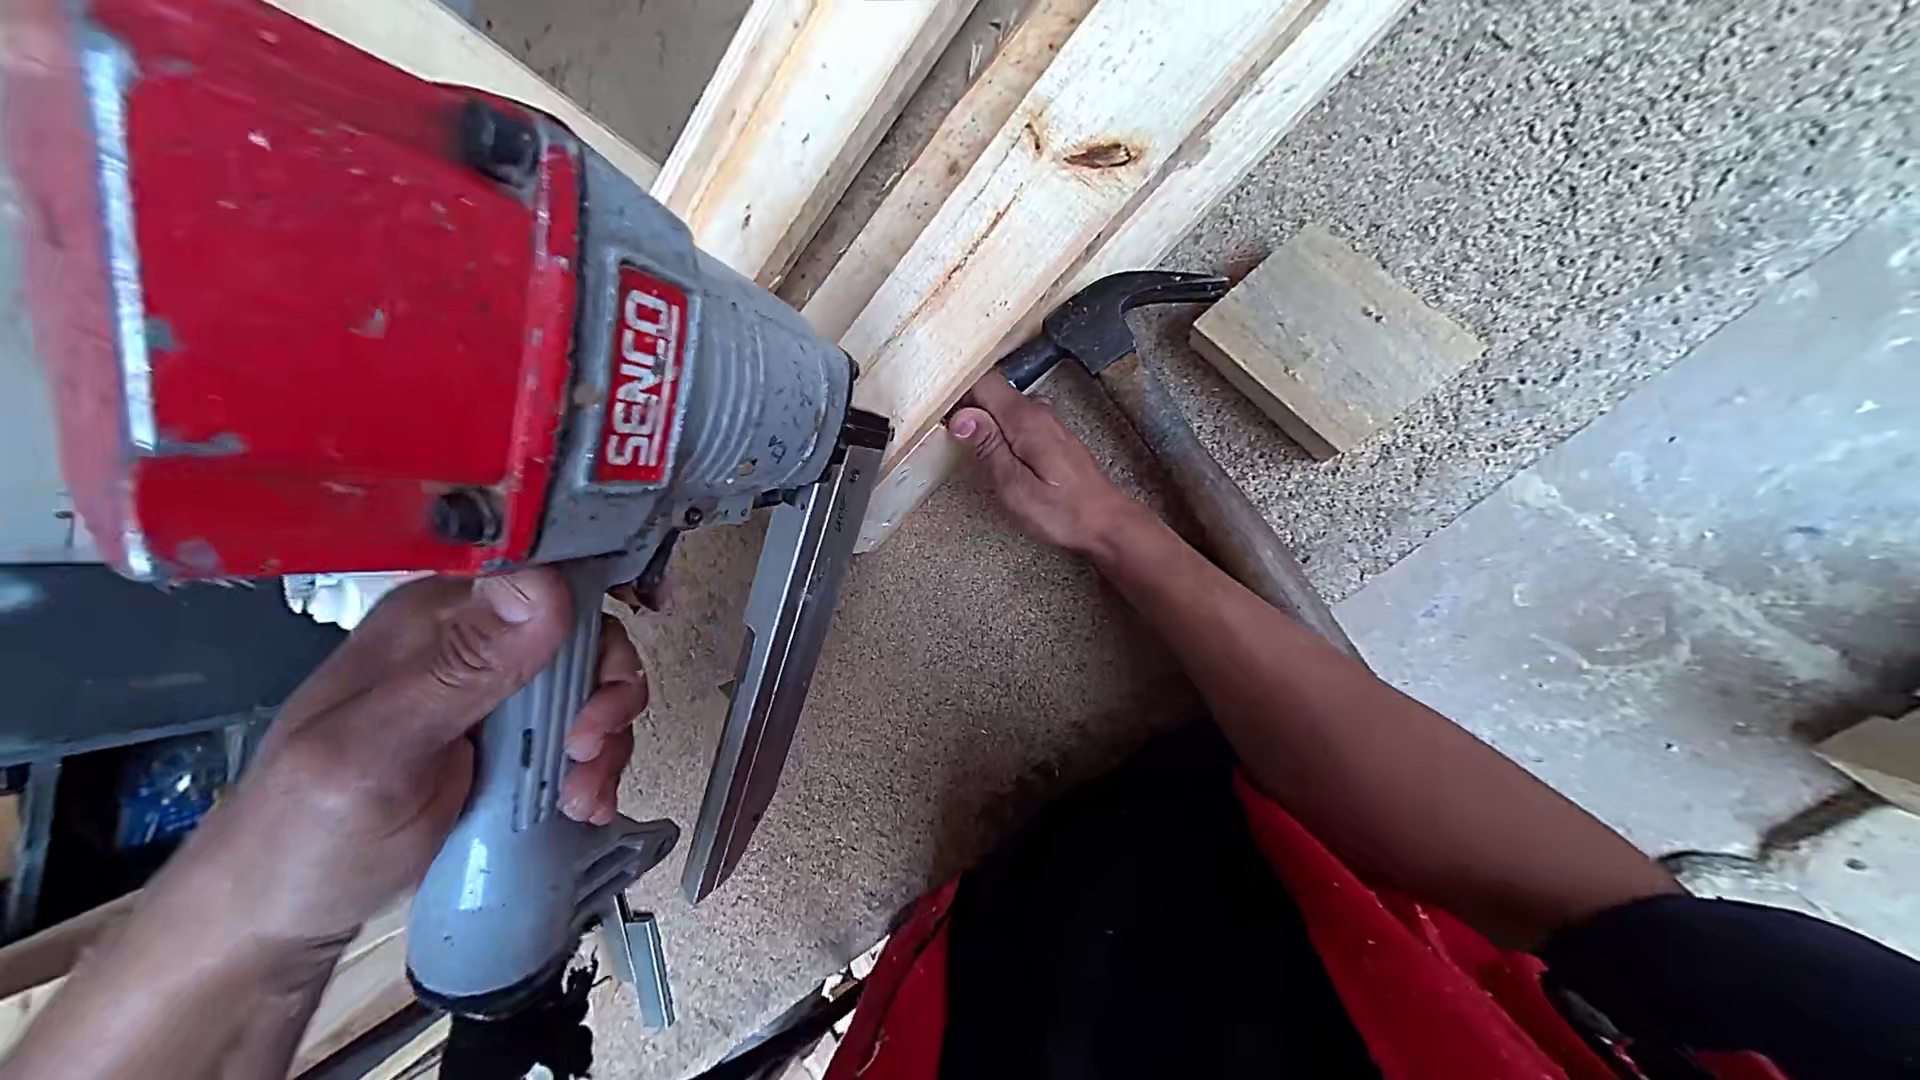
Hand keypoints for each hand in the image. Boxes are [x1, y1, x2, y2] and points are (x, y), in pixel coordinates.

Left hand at [149, 568, 645, 948]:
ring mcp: (504, 689)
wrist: (286, 921)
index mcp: (437, 618)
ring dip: (606, 742)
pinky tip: (582, 803)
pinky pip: (590, 730)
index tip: (615, 673)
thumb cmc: (303, 839)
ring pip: (599, 687)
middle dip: (606, 695)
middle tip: (586, 750)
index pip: (546, 580)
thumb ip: (461, 669)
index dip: (597, 613)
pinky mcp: (522, 733)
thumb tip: (548, 584)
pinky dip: (600, 766)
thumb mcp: (374, 752)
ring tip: (578, 796)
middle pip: (589, 638)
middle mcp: (479, 640)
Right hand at [947, 372, 1150, 554]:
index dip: (957, 394)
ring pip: (1004, 406)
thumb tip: (962, 417)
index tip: (940, 414)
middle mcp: (1039, 413)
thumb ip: (988, 447)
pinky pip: (1017, 420)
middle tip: (947, 434)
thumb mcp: (1014, 486)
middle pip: (992, 392)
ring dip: (983, 420)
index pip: (983, 383)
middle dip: (967, 407)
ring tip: (967, 444)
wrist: (1106, 523)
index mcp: (1026, 420)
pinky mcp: (1052, 436)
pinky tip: (994, 452)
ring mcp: (1048, 423)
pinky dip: (1000, 430)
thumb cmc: (1063, 512)